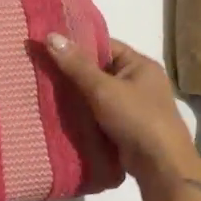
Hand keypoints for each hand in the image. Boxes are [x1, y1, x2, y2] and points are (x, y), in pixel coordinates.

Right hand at [42, 35, 200, 184]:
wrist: (161, 164)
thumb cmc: (137, 118)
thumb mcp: (103, 88)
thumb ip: (76, 64)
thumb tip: (50, 36)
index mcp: (140, 65)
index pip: (105, 46)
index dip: (77, 45)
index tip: (48, 46)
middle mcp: (138, 81)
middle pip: (98, 69)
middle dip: (71, 70)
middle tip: (39, 67)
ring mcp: (132, 104)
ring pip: (95, 91)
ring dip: (74, 93)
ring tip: (42, 87)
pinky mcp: (124, 124)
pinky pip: (97, 110)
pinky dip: (81, 111)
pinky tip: (58, 110)